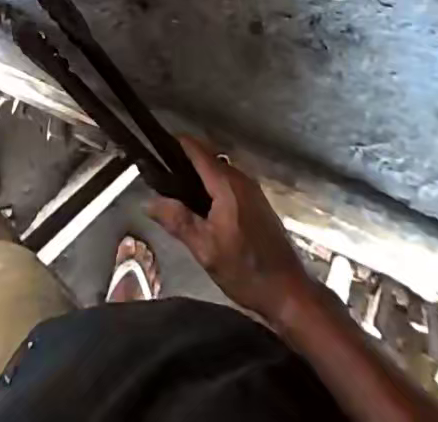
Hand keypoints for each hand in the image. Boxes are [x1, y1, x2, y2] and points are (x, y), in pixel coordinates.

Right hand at [148, 135, 317, 322]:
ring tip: (174, 192)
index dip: (174, 143)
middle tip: (158, 177)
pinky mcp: (257, 203)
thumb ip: (177, 220)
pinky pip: (228, 182)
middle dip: (183, 161)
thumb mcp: (205, 249)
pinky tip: (200, 207)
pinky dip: (211, 185)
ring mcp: (252, 190)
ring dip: (197, 175)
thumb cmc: (246, 270)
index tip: (153, 147)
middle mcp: (241, 179)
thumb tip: (148, 201)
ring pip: (218, 170)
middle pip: (207, 157)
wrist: (290, 293)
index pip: (197, 149)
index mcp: (227, 185)